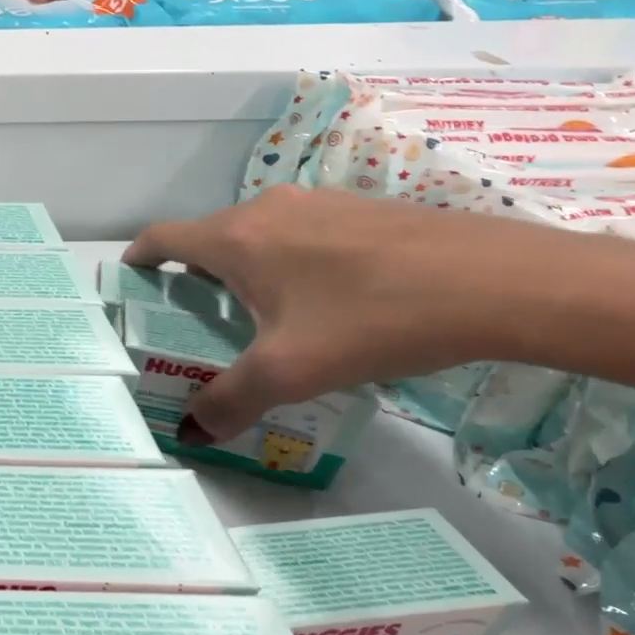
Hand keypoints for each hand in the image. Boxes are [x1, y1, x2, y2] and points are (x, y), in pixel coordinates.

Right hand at [122, 186, 554, 442]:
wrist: (501, 282)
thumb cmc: (375, 319)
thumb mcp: (292, 372)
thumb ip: (231, 401)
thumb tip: (190, 432)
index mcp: (235, 240)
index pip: (162, 237)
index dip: (139, 256)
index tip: (132, 279)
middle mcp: (265, 209)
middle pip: (209, 236)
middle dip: (194, 272)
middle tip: (201, 317)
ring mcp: (317, 202)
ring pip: (257, 232)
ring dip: (245, 265)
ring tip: (266, 312)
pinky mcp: (361, 208)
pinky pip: (301, 231)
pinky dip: (289, 259)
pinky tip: (329, 298)